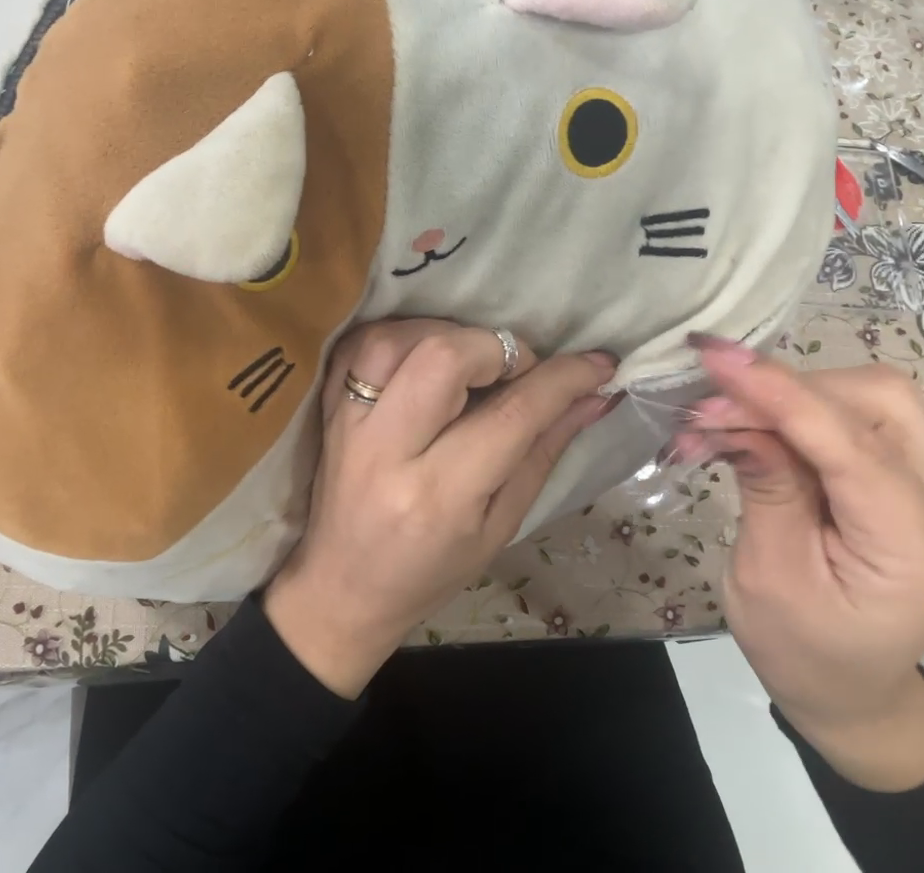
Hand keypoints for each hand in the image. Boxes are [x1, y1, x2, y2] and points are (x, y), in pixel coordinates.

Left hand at [264, 319, 618, 697]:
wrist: (341, 588)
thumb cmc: (429, 571)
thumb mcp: (500, 527)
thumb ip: (543, 453)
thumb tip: (594, 395)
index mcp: (437, 497)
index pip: (510, 415)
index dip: (563, 379)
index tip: (597, 365)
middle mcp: (386, 452)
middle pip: (443, 357)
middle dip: (497, 348)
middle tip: (516, 372)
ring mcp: (346, 425)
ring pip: (394, 339)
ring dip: (445, 334)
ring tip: (470, 362)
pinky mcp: (326, 409)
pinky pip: (358, 344)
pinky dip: (400, 336)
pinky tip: (424, 355)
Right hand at [679, 335, 923, 790]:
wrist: (848, 692)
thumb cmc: (801, 651)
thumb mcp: (768, 578)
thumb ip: (766, 491)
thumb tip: (737, 416)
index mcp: (913, 546)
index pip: (851, 446)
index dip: (781, 394)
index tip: (715, 358)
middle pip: (880, 401)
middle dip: (791, 387)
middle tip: (712, 405)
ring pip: (871, 399)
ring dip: (792, 394)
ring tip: (724, 417)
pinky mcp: (904, 481)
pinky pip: (858, 421)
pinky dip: (799, 411)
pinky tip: (750, 426)